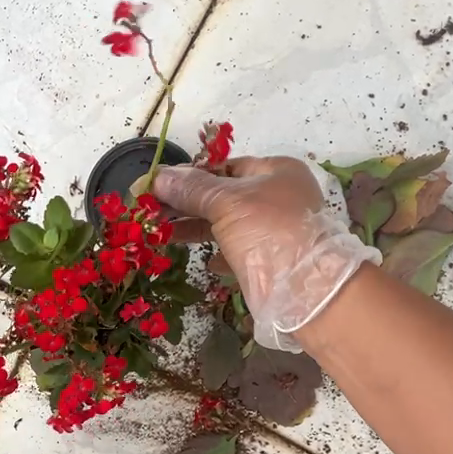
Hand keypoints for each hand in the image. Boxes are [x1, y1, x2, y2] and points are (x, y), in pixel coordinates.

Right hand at [153, 156, 378, 351]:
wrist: (300, 287)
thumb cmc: (268, 230)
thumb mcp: (227, 202)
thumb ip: (192, 189)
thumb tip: (158, 178)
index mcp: (276, 171)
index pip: (226, 167)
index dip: (192, 175)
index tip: (161, 186)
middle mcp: (276, 197)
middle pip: (222, 196)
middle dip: (187, 204)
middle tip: (152, 211)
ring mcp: (272, 231)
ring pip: (225, 225)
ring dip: (194, 228)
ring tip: (160, 234)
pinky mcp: (265, 260)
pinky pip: (234, 252)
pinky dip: (215, 254)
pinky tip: (201, 260)